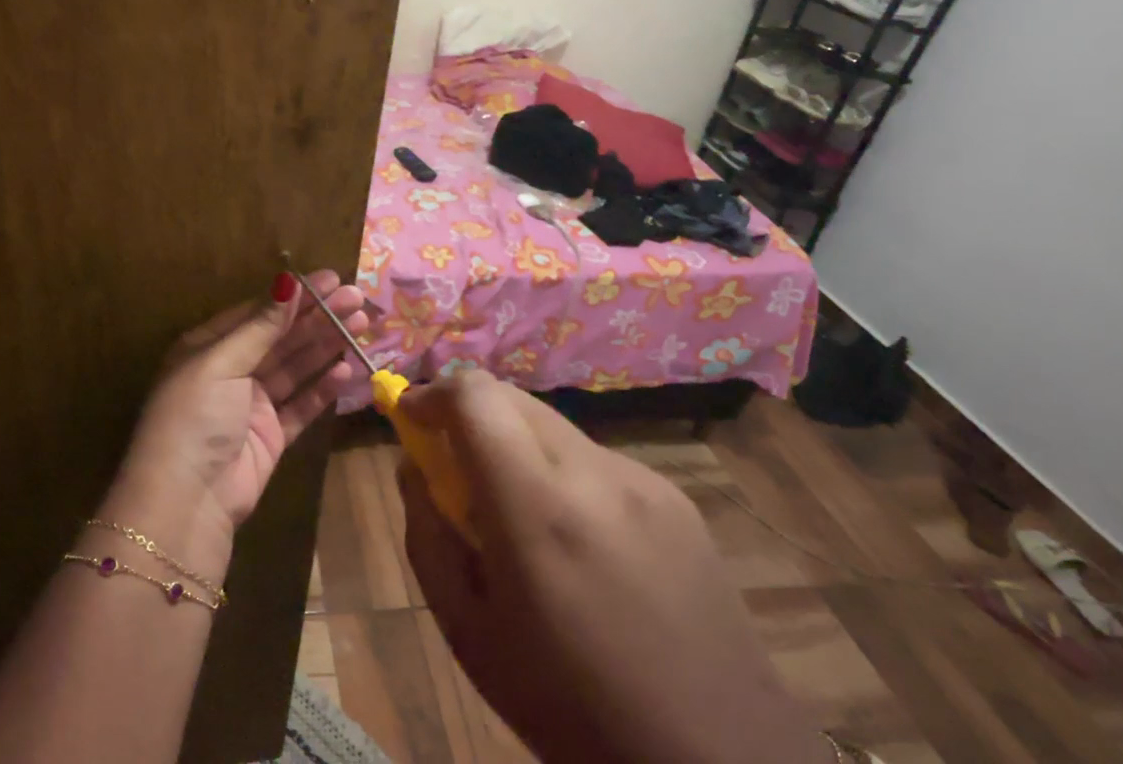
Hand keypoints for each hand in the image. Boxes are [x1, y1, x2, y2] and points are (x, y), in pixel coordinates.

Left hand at [114, 270, 367, 542]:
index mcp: (208, 348)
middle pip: (281, 339)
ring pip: (296, 369)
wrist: (187, 498)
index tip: (332, 279)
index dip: (294, 297)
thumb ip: (260, 327)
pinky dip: (324, 388)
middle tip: (359, 299)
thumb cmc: (194, 417)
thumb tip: (287, 280)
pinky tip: (348, 370)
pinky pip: (302, 405)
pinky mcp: (271, 437)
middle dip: (318, 318)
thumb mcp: (221, 363)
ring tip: (362, 325)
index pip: (257, 314)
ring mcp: (252, 406)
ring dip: (327, 347)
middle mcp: (230, 373)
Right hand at [398, 372, 830, 763]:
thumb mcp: (467, 629)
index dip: (433, 395)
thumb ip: (428, 534)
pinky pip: (597, 462)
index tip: (411, 422)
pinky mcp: (677, 500)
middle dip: (469, 417)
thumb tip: (414, 466)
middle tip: (453, 472)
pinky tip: (576, 544)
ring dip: (516, 446)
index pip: (475, 395)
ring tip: (516, 520)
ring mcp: (645, 482)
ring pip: (556, 428)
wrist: (711, 755)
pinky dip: (563, 474)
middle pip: (514, 399)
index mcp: (538, 508)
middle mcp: (596, 474)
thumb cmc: (565, 702)